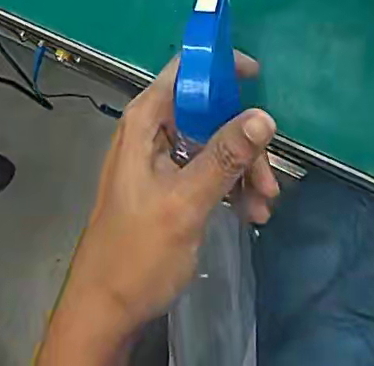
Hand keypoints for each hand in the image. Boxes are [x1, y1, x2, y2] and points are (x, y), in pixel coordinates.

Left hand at [38, 52, 277, 363]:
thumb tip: (263, 115)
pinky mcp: (168, 182)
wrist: (105, 308)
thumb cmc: (137, 250)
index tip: (257, 77)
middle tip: (268, 176)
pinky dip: (229, 185)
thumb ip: (224, 157)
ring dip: (242, 169)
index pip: (184, 69)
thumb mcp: (186, 202)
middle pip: (207, 109)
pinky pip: (206, 168)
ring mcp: (160, 156)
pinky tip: (250, 212)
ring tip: (263, 206)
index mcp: (145, 119)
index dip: (219, 65)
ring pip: (212, 141)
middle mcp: (152, 128)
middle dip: (242, 138)